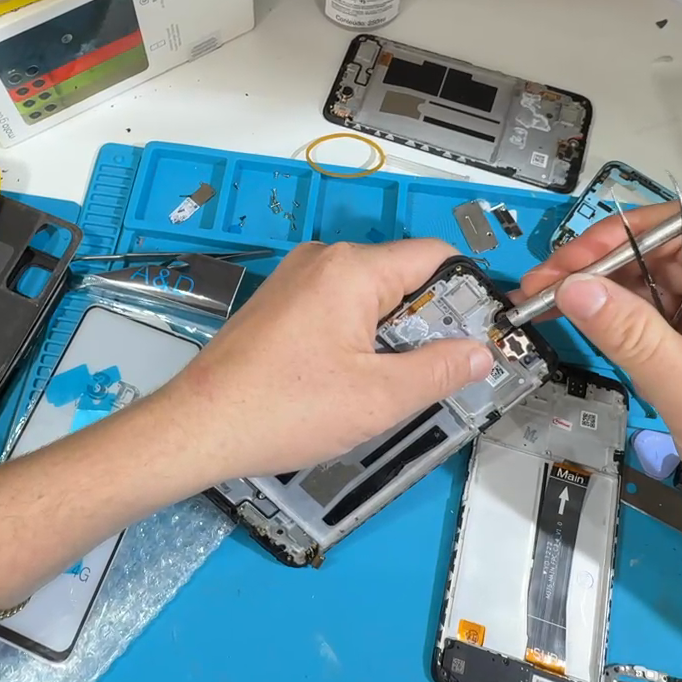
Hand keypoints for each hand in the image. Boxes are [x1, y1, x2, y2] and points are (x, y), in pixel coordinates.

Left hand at [148, 240, 491, 483]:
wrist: (200, 425)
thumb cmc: (285, 408)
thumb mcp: (379, 398)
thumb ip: (438, 370)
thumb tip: (478, 352)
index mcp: (352, 268)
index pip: (434, 256)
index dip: (466, 292)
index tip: (481, 333)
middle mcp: (323, 259)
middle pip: (401, 275)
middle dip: (426, 320)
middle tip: (435, 372)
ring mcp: (297, 278)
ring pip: (369, 294)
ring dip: (391, 332)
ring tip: (390, 383)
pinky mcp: (280, 301)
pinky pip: (337, 304)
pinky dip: (357, 333)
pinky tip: (351, 376)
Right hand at [519, 207, 681, 573]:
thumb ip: (633, 338)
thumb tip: (571, 287)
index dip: (624, 236)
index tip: (568, 265)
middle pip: (666, 256)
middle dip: (600, 268)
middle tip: (538, 290)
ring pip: (657, 289)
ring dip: (602, 296)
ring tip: (545, 308)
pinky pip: (661, 322)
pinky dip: (619, 325)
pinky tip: (583, 329)